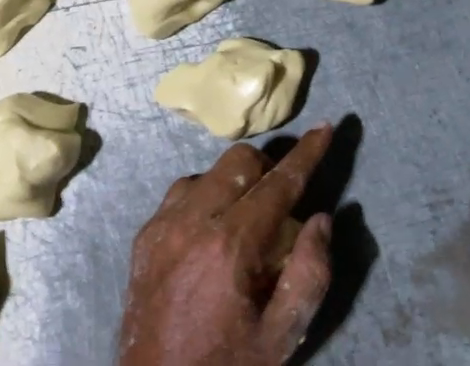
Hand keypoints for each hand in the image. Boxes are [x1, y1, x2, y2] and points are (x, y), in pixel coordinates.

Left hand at [118, 124, 334, 365]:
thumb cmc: (226, 365)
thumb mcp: (282, 336)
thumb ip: (310, 274)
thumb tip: (321, 219)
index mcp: (230, 245)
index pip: (278, 183)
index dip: (306, 154)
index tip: (326, 127)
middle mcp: (192, 222)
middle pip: (238, 161)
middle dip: (267, 167)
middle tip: (282, 196)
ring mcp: (162, 226)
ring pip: (206, 171)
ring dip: (233, 181)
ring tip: (246, 215)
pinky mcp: (143, 237)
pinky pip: (179, 193)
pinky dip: (203, 197)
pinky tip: (211, 228)